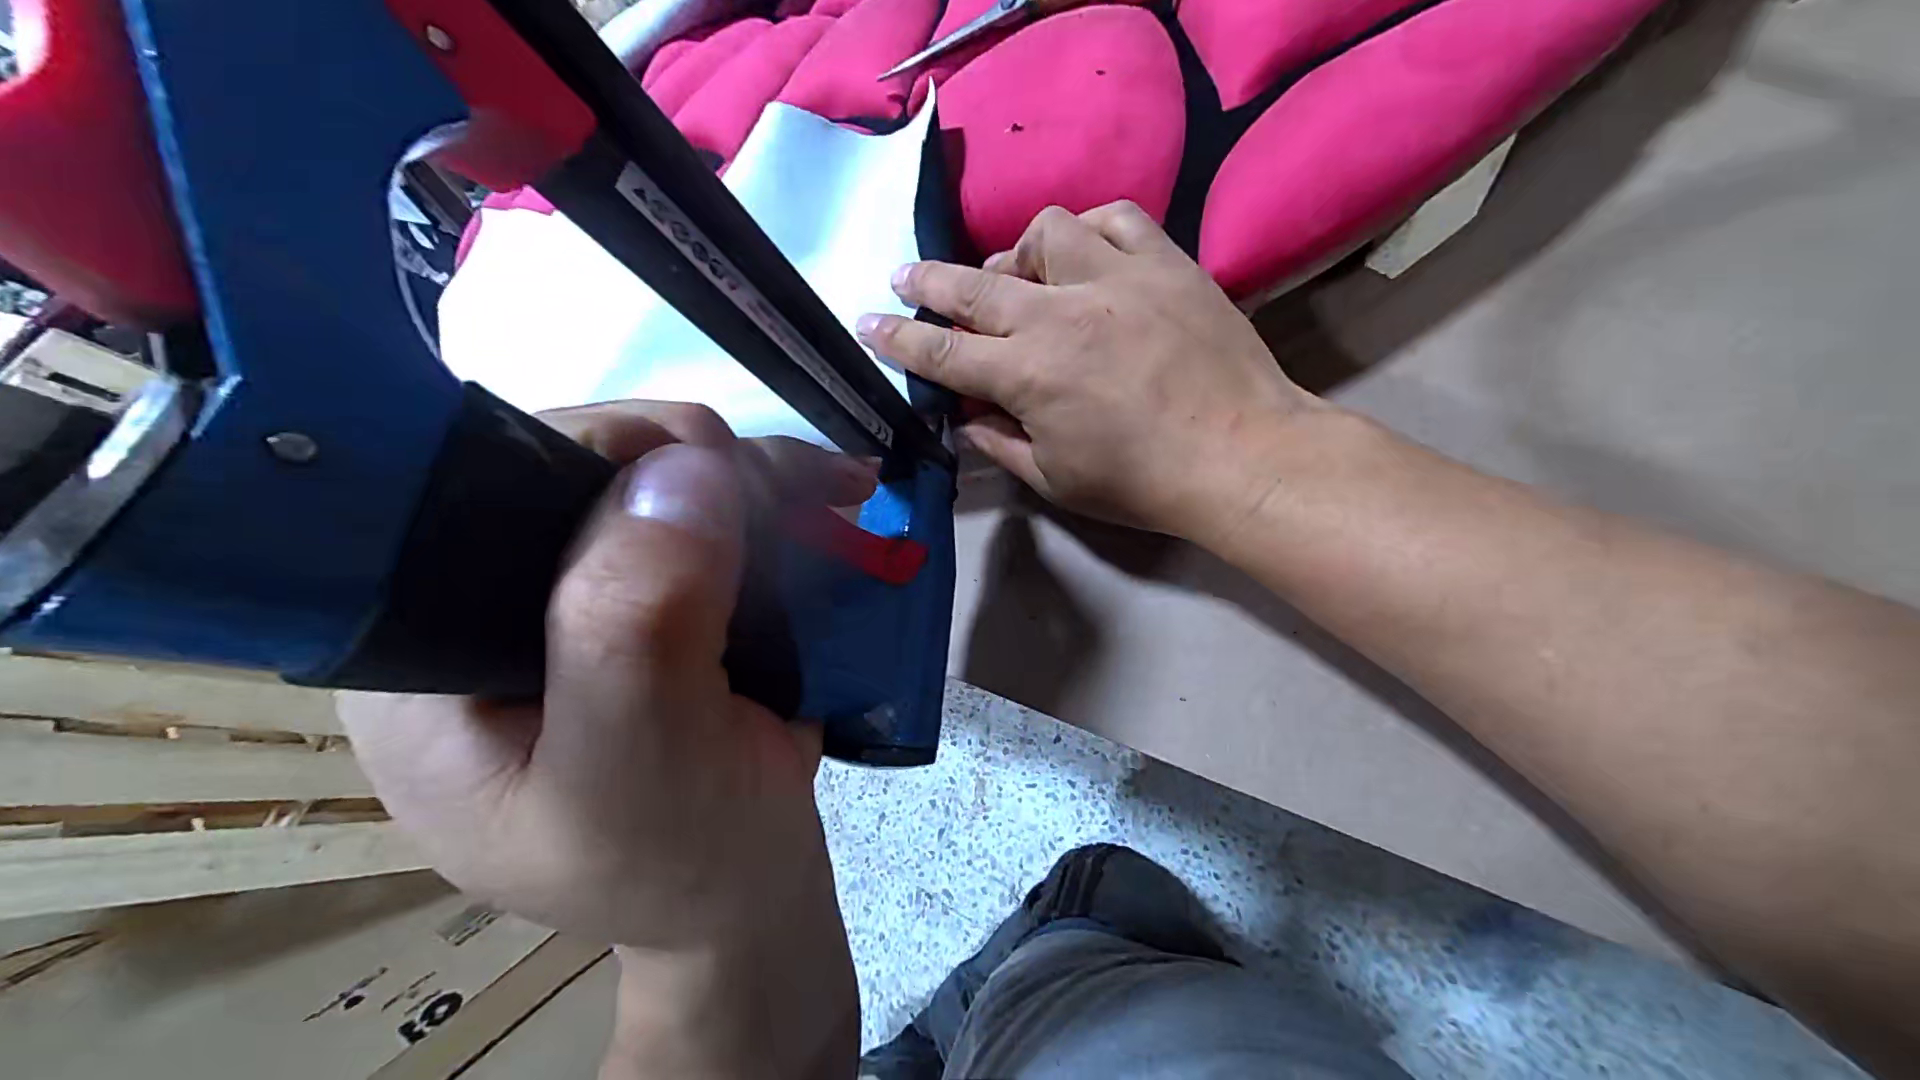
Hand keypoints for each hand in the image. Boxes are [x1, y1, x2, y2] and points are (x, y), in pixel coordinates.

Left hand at [338, 401, 864, 1077]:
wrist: (748, 895)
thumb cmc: (677, 863)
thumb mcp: (635, 770)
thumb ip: (633, 629)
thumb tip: (684, 466)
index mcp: (425, 646)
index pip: (472, 491)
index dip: (592, 453)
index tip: (703, 464)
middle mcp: (493, 602)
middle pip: (585, 470)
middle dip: (702, 466)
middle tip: (801, 488)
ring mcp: (585, 593)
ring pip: (662, 481)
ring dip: (757, 478)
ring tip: (839, 490)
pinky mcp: (658, 596)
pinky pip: (712, 517)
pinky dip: (777, 503)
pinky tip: (830, 504)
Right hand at [856, 201, 1326, 545]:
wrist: (1242, 456)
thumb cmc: (1142, 483)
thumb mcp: (1055, 479)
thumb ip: (999, 443)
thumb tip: (965, 417)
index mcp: (1028, 375)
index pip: (942, 351)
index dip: (898, 337)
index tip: (868, 322)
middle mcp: (1060, 314)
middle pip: (975, 284)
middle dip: (929, 281)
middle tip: (905, 276)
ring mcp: (1115, 278)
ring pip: (1044, 233)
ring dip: (1019, 257)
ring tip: (1023, 283)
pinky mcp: (1164, 262)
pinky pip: (1114, 218)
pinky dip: (1087, 232)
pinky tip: (1084, 254)